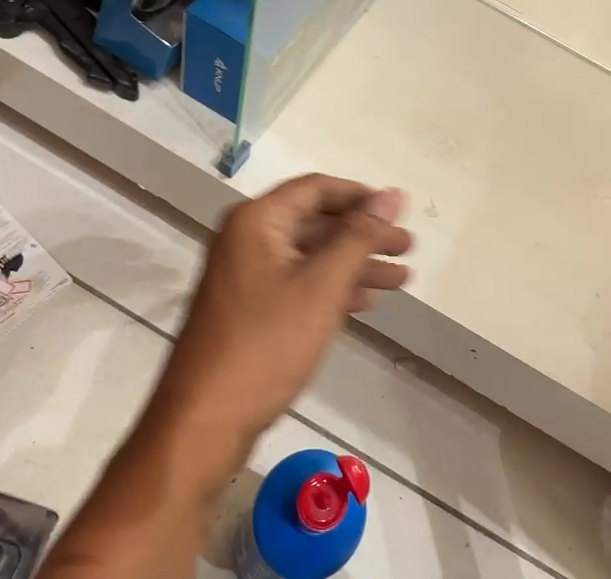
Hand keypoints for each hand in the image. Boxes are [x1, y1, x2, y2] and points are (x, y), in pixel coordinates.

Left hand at [151, 175, 412, 449]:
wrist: (203, 423)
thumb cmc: (265, 345)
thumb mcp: (321, 286)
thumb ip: (359, 237)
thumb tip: (393, 195)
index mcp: (257, 221)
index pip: (317, 188)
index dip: (362, 197)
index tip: (400, 211)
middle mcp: (246, 239)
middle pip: (315, 222)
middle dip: (363, 234)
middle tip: (407, 248)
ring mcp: (244, 276)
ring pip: (310, 256)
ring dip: (354, 264)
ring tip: (400, 280)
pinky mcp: (247, 310)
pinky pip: (297, 284)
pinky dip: (331, 288)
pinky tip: (364, 303)